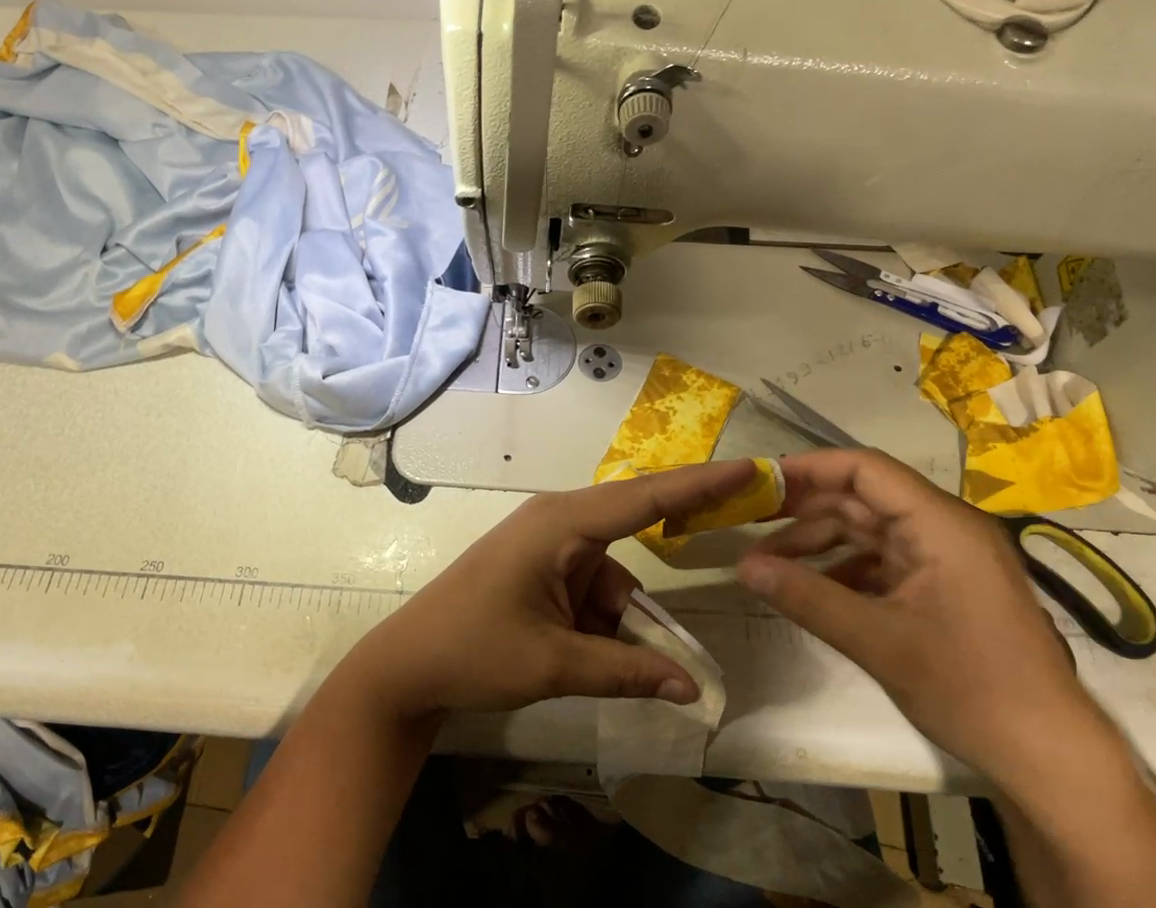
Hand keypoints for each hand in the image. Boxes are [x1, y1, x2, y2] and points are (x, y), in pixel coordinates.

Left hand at [339, 460, 758, 720]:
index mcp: (559, 525)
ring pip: (615, 578)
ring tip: (623, 665)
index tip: (749, 468)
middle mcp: (558, 524)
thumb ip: (626, 671)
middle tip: (732, 540)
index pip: (643, 498)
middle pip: (635, 530)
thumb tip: (692, 688)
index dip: (699, 485)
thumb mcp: (554, 664)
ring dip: (626, 620)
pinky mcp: (542, 572)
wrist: (407, 666)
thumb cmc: (473, 651)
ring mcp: (549, 548)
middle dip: (675, 540)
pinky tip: (593, 661)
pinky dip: (604, 625)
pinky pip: (593, 592)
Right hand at [736, 449, 1122, 787]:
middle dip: (804, 511)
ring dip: (819, 545)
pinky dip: (844, 571)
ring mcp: (948, 559)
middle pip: (864, 498)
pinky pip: (884, 562)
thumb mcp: (878, 641)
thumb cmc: (968, 686)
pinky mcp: (946, 588)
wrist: (1046, 752)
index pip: (866, 469)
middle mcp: (946, 529)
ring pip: (869, 532)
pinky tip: (809, 592)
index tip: (760, 484)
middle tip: (749, 527)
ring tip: (768, 568)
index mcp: (941, 525)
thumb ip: (807, 598)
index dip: (809, 468)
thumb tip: (743, 568)